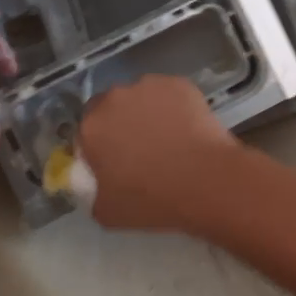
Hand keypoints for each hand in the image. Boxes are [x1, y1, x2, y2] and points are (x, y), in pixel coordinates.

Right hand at [79, 75, 241, 231]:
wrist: (208, 181)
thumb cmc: (154, 200)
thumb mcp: (107, 212)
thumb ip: (91, 192)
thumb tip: (95, 182)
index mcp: (92, 126)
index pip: (86, 131)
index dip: (99, 146)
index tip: (114, 162)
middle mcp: (114, 97)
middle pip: (111, 108)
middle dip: (120, 124)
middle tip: (141, 150)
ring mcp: (148, 85)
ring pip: (140, 97)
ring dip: (146, 113)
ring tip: (168, 139)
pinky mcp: (178, 83)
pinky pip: (168, 95)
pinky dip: (173, 107)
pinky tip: (186, 130)